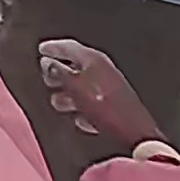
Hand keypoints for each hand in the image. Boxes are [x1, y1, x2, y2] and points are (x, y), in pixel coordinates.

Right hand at [38, 39, 165, 147]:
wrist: (137, 135)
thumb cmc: (106, 106)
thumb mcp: (74, 85)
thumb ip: (57, 71)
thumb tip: (46, 63)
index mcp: (93, 58)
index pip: (68, 46)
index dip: (52, 47)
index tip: (42, 49)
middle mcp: (103, 68)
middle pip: (74, 66)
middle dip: (59, 74)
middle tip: (47, 78)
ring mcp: (112, 87)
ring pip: (84, 86)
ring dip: (69, 95)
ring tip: (58, 102)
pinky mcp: (117, 105)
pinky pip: (95, 103)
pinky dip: (84, 108)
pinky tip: (80, 118)